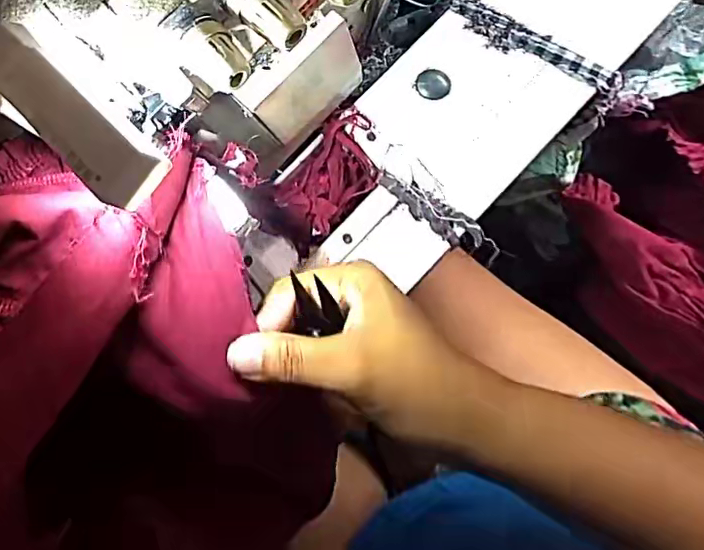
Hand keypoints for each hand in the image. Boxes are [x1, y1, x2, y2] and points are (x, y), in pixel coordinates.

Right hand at [226, 262, 499, 446]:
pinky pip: (318, 357)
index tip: (254, 362)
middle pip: (294, 312)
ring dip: (294, 365)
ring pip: (304, 338)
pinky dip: (310, 377)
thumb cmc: (416, 385)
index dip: (269, 323)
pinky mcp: (358, 352)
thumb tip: (235, 352)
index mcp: (353, 279)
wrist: (468, 425)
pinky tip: (309, 398)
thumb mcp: (348, 369)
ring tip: (287, 390)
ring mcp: (356, 324)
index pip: (289, 289)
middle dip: (280, 345)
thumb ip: (291, 358)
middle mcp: (352, 293)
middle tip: (266, 380)